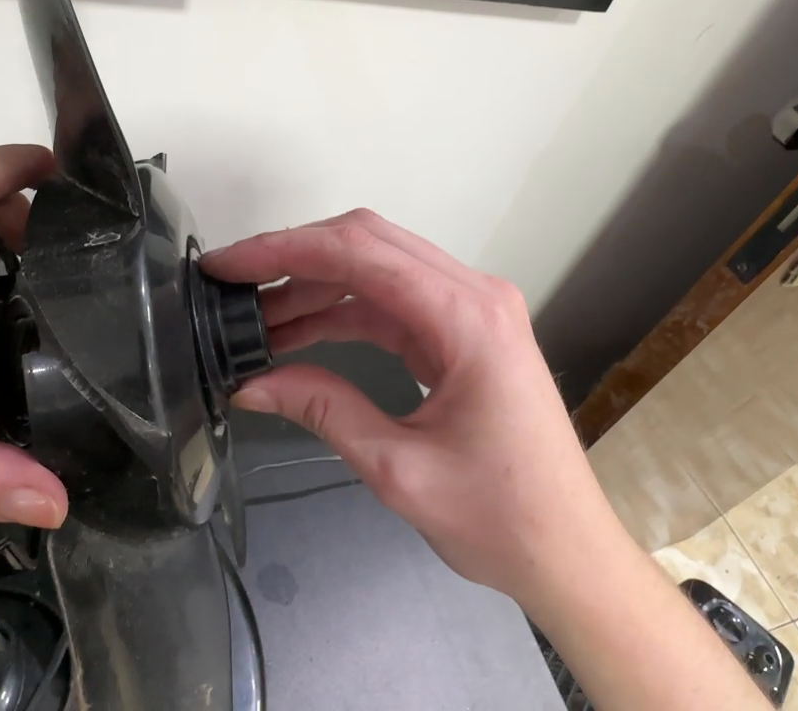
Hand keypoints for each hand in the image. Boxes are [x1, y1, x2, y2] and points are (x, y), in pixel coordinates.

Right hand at [202, 208, 606, 607]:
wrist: (568, 552)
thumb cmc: (500, 518)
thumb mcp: (397, 468)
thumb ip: (323, 409)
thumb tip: (250, 383)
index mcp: (468, 317)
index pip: (360, 253)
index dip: (286, 251)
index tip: (229, 264)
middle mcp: (474, 295)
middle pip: (368, 244)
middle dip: (294, 258)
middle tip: (232, 284)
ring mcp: (472, 310)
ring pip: (377, 270)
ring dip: (314, 288)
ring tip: (253, 320)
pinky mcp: (463, 333)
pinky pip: (393, 304)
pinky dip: (342, 313)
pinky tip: (297, 336)